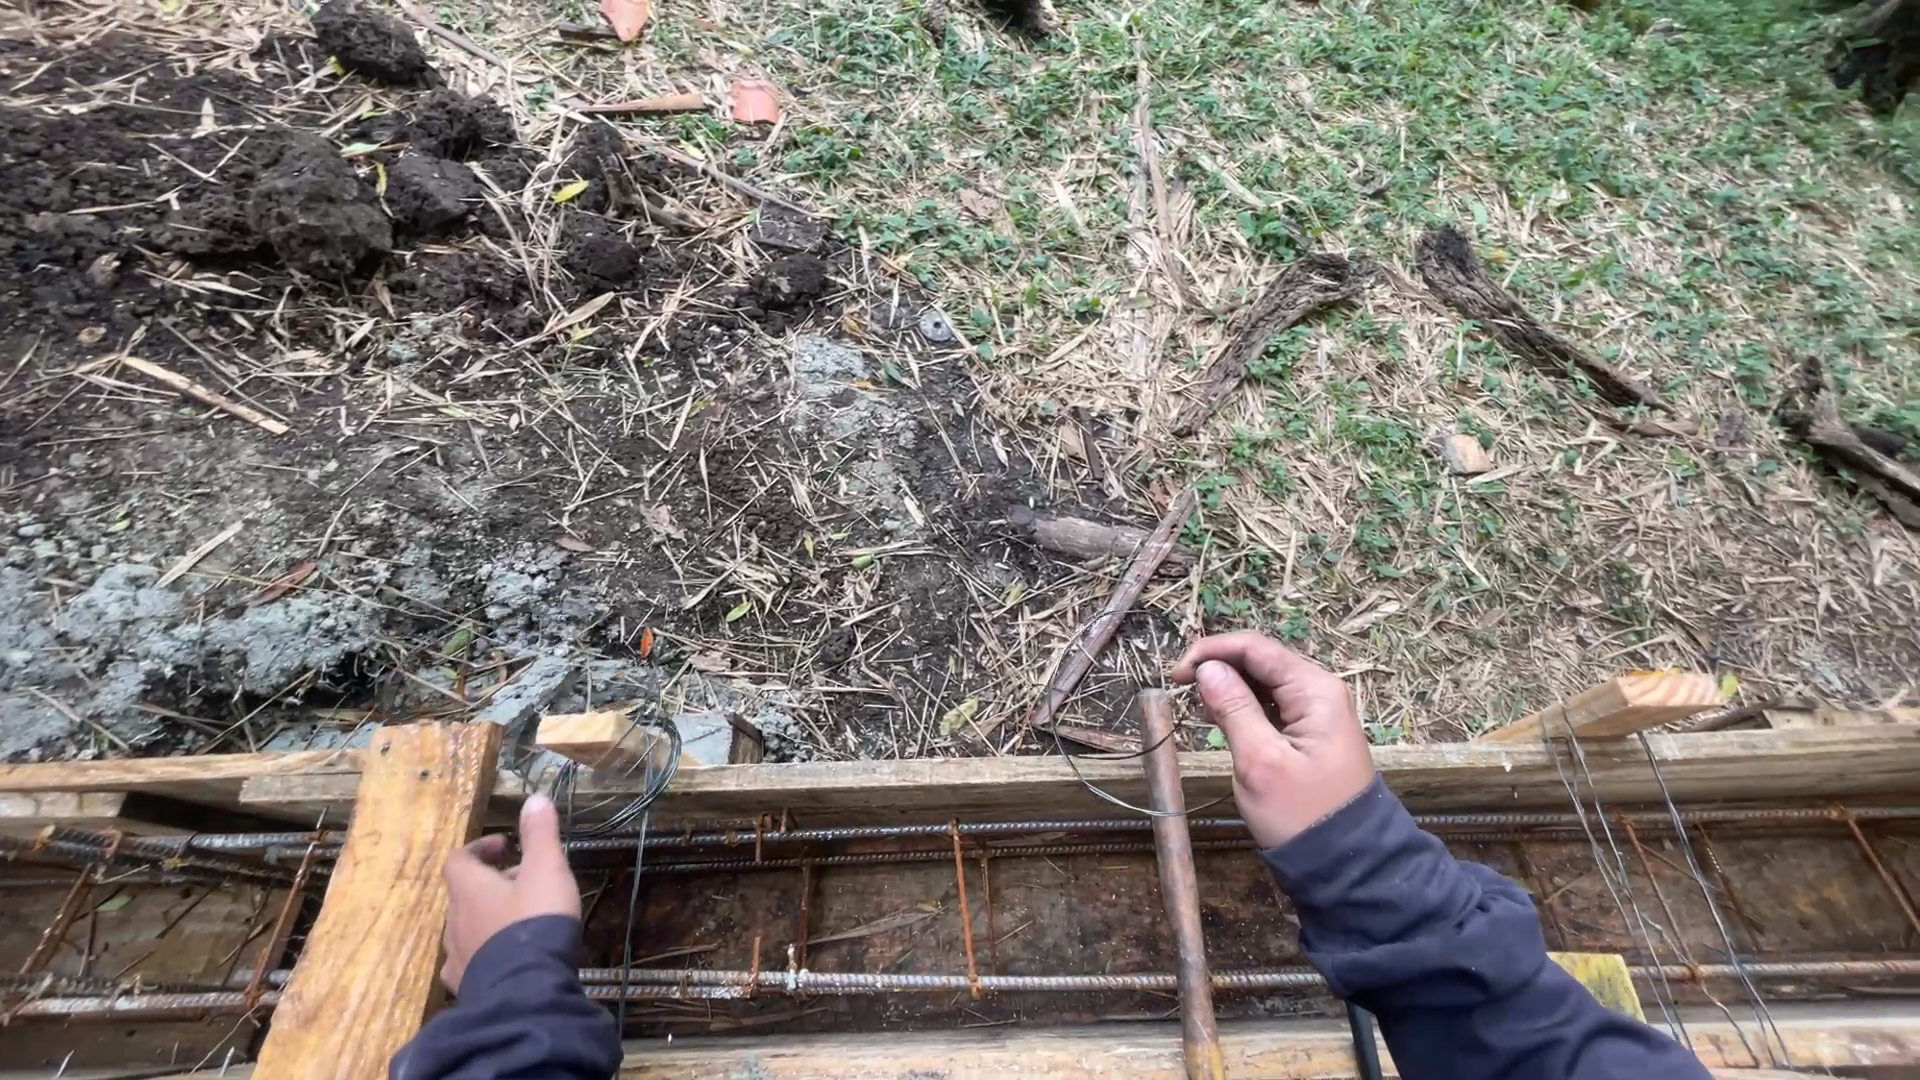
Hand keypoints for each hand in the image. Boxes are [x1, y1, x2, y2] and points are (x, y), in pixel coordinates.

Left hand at [440, 792, 581, 993]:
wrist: (525, 988)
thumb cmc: (536, 918)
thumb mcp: (547, 867)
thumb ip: (540, 833)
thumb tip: (534, 798)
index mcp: (470, 889)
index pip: (457, 860)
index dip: (478, 848)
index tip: (504, 845)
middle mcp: (455, 920)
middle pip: (464, 893)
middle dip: (492, 881)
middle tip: (525, 878)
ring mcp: (457, 955)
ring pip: (467, 925)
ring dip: (488, 913)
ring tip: (522, 914)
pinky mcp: (466, 983)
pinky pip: (470, 957)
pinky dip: (486, 946)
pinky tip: (509, 951)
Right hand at [1168, 632, 1374, 848]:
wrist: (1349, 869)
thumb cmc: (1301, 815)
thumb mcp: (1259, 760)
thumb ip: (1233, 708)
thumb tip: (1206, 668)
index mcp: (1314, 690)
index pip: (1254, 647)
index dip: (1210, 652)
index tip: (1176, 675)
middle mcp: (1318, 691)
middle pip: (1259, 659)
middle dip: (1218, 667)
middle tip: (1183, 691)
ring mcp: (1316, 711)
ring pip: (1262, 680)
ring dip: (1227, 686)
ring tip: (1202, 711)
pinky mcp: (1308, 731)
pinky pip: (1269, 703)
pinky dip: (1241, 705)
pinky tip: (1222, 721)